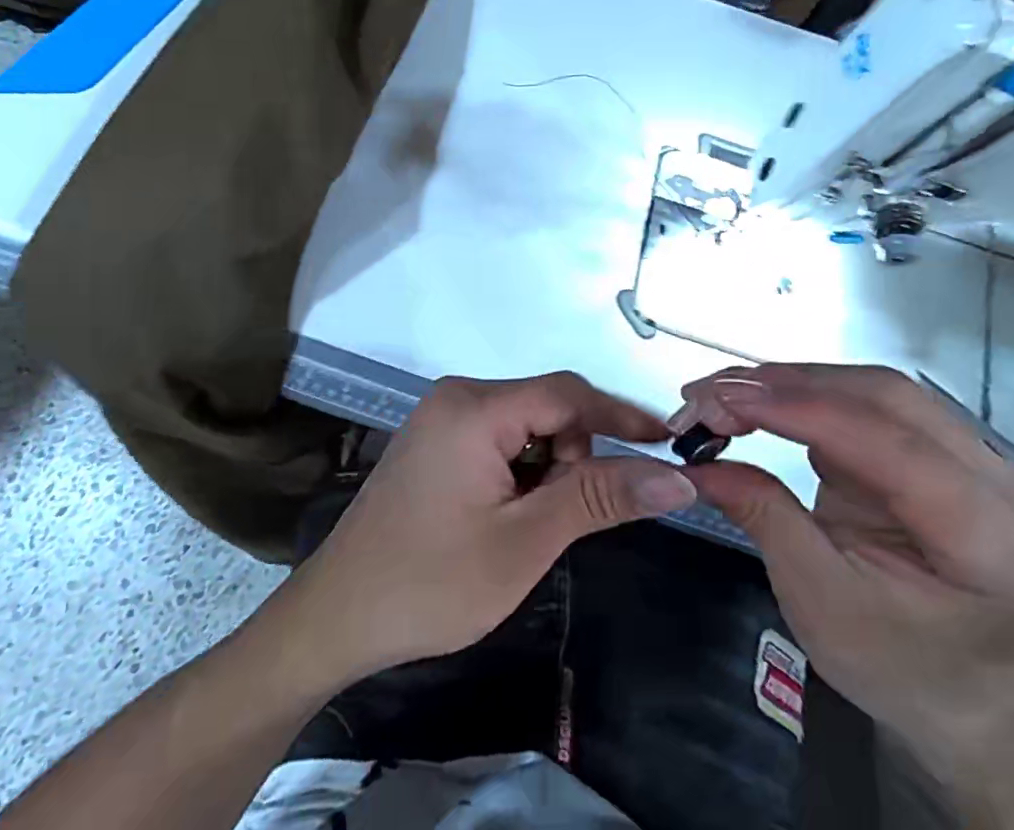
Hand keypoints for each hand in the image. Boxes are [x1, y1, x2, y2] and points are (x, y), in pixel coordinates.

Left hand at [273, 372, 691, 683]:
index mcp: (474, 409)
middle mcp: (455, 398)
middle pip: (547, 407)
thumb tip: (677, 477)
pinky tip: (505, 515)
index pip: (569, 394)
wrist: (337, 618)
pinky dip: (521, 471)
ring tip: (529, 525)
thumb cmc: (432, 583)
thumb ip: (600, 497)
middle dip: (574, 454)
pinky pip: (497, 440)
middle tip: (564, 516)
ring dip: (548, 468)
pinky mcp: (433, 444)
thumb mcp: (526, 541)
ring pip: (525, 426)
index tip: (668, 445)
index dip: (622, 417)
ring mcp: (439, 420)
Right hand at [677, 364, 1013, 765]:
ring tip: (733, 393)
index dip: (811, 413)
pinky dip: (818, 401)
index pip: (905, 455)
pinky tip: (771, 405)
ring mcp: (998, 471)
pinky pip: (884, 410)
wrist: (947, 700)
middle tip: (716, 391)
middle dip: (798, 388)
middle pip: (901, 406)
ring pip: (890, 396)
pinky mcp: (959, 457)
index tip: (728, 397)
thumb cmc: (890, 669)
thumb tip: (698, 460)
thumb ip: (767, 518)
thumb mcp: (819, 605)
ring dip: (803, 386)